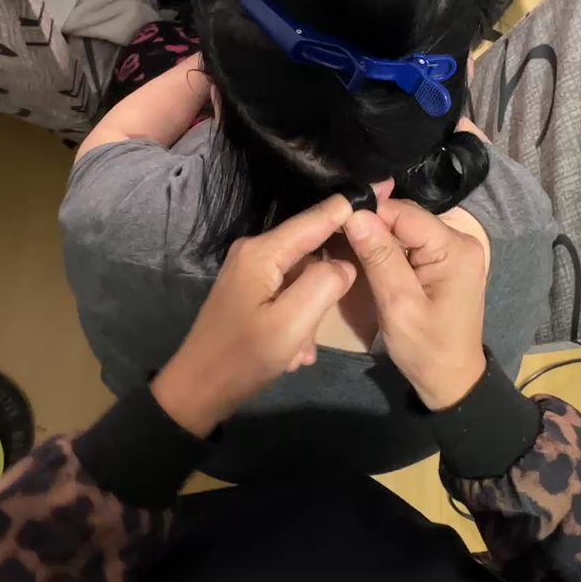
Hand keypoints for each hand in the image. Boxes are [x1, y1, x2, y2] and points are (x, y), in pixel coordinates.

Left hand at [151, 195, 357, 435]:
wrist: (197, 391)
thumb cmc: (244, 357)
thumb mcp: (291, 324)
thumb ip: (324, 285)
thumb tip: (346, 264)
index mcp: (263, 251)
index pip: (316, 218)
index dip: (349, 207)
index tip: (382, 190)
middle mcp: (255, 250)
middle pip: (312, 247)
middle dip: (329, 282)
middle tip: (334, 316)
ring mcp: (250, 269)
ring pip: (303, 274)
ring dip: (311, 310)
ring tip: (303, 347)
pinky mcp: (250, 287)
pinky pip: (289, 290)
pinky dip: (298, 317)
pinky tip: (294, 349)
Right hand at [344, 199, 489, 409]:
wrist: (452, 378)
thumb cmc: (426, 348)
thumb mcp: (397, 304)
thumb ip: (378, 256)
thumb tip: (355, 213)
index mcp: (455, 248)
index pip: (403, 212)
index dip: (369, 215)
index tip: (338, 227)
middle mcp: (461, 239)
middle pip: (406, 216)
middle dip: (374, 226)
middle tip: (340, 240)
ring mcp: (456, 248)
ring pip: (407, 227)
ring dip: (380, 237)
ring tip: (352, 248)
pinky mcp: (448, 258)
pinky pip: (413, 240)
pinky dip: (392, 247)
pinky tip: (373, 257)